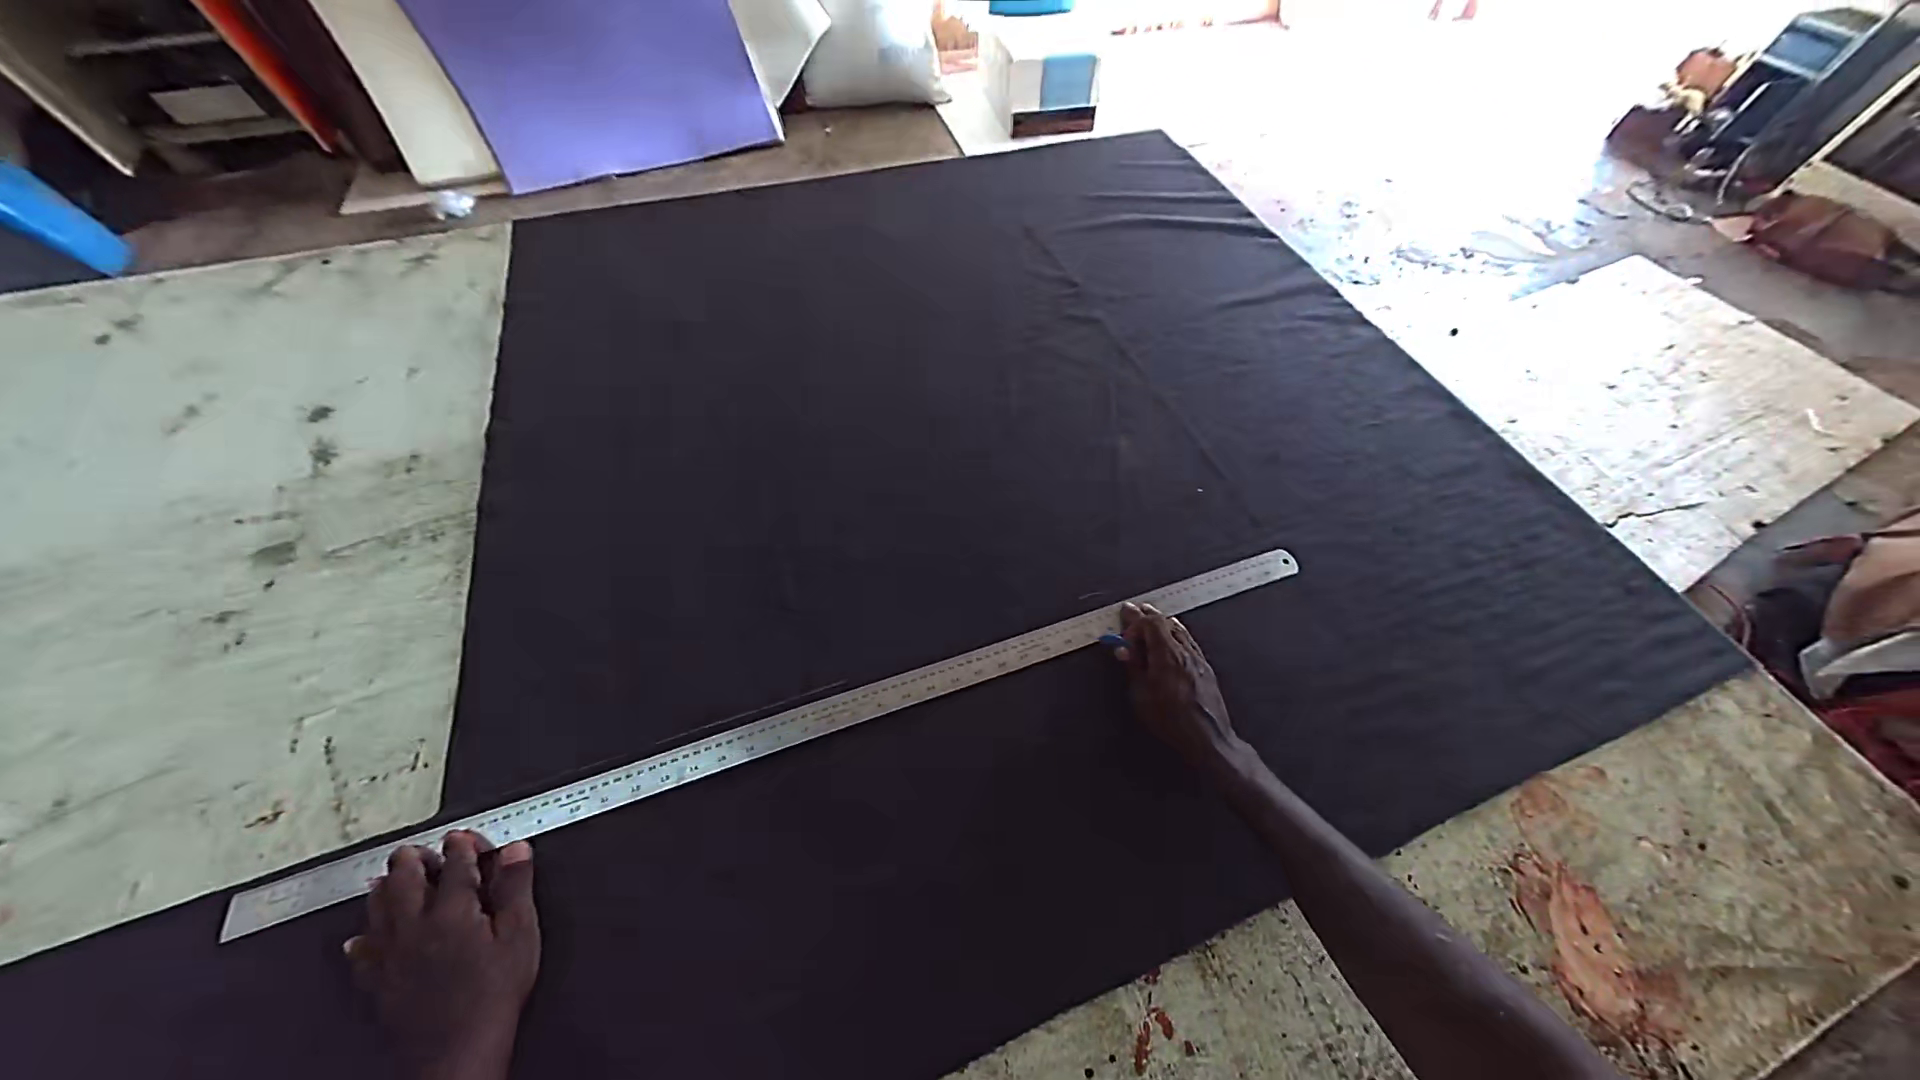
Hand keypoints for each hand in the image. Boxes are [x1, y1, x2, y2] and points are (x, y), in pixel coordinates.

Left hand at [345, 830, 539, 1079]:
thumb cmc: (494, 993)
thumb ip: (516, 886)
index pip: (455, 865)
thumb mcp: (521, 932)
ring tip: (389, 876)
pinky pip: (361, 953)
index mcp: (452, 912)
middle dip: (413, 861)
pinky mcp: (378, 983)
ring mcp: (391, 957)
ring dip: (385, 888)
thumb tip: (515, 851)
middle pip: (405, 882)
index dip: (462, 846)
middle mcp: (415, 929)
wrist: (459, 1049)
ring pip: (378, 911)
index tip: (464, 837)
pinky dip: (363, 936)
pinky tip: (362, 935)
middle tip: (419, 850)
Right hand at [1111, 602, 1244, 771]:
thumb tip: (1124, 650)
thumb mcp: (1141, 695)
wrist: (1207, 738)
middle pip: (1165, 622)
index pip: (1151, 623)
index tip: (1124, 631)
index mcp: (1167, 655)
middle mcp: (1185, 652)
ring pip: (1179, 629)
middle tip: (1132, 612)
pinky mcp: (1205, 668)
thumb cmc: (1171, 720)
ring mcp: (1197, 658)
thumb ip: (1133, 667)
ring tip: (1149, 618)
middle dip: (1146, 616)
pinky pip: (1188, 640)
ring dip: (1161, 623)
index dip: (1135, 623)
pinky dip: (1175, 632)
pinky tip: (1170, 636)